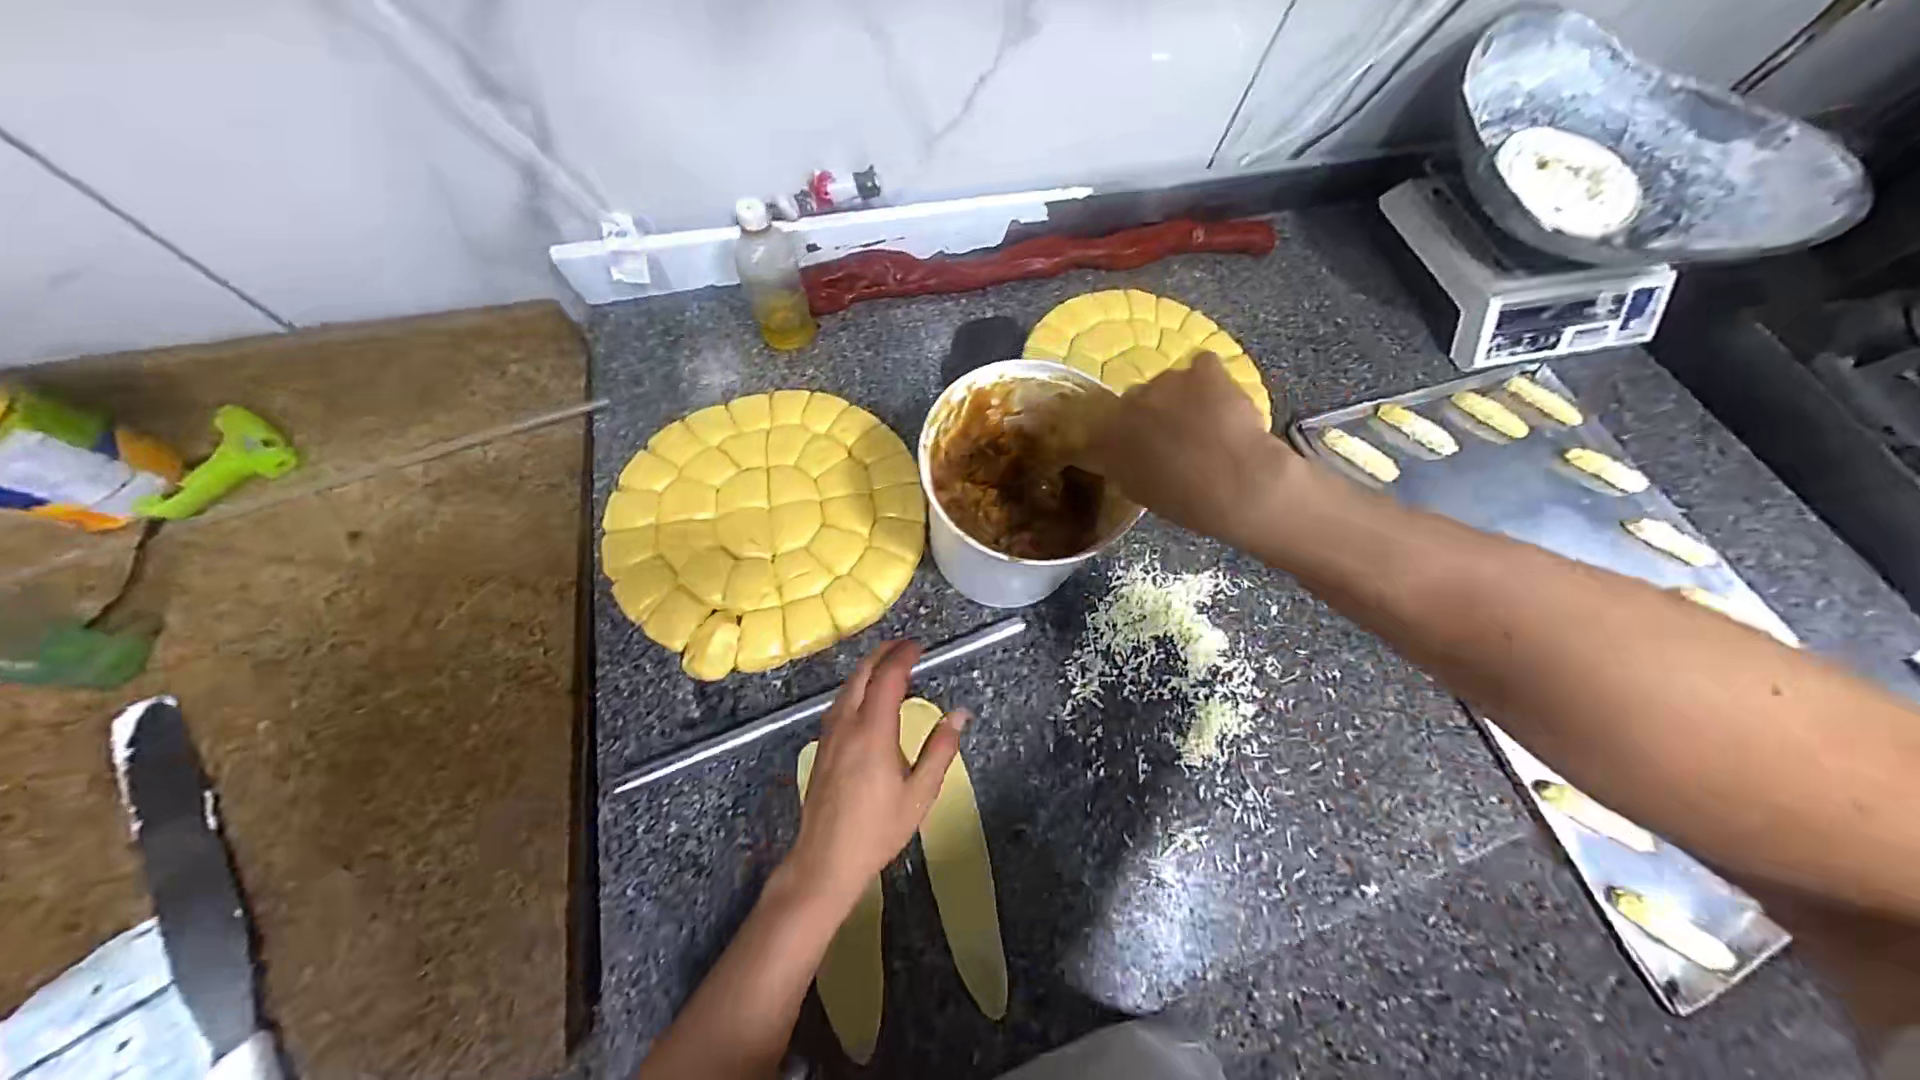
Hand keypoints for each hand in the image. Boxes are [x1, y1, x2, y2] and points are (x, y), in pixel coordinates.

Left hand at [781, 640, 970, 909]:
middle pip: (861, 673)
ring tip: (889, 664)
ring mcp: (829, 733)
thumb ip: (941, 749)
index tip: (920, 646)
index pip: (888, 677)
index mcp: (873, 731)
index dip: (904, 655)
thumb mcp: (920, 793)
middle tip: (905, 646)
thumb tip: (960, 714)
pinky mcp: (821, 746)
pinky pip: (839, 701)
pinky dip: (856, 685)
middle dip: (883, 652)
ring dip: (868, 667)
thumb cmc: (878, 829)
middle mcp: (847, 724)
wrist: (825, 859)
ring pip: (847, 686)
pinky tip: (867, 697)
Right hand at [1085, 352, 1298, 543]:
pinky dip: (1211, 379)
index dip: (1126, 433)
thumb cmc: (1182, 498)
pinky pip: (1204, 366)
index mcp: (1109, 434)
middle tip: (1175, 435)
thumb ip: (1123, 466)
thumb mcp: (1138, 491)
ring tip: (1205, 421)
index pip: (1107, 425)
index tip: (1141, 446)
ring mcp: (1167, 381)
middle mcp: (1130, 401)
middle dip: (1153, 412)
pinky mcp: (1203, 371)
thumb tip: (1124, 458)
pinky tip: (1223, 400)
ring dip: (1182, 396)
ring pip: (1171, 381)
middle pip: (1138, 398)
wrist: (1231, 483)